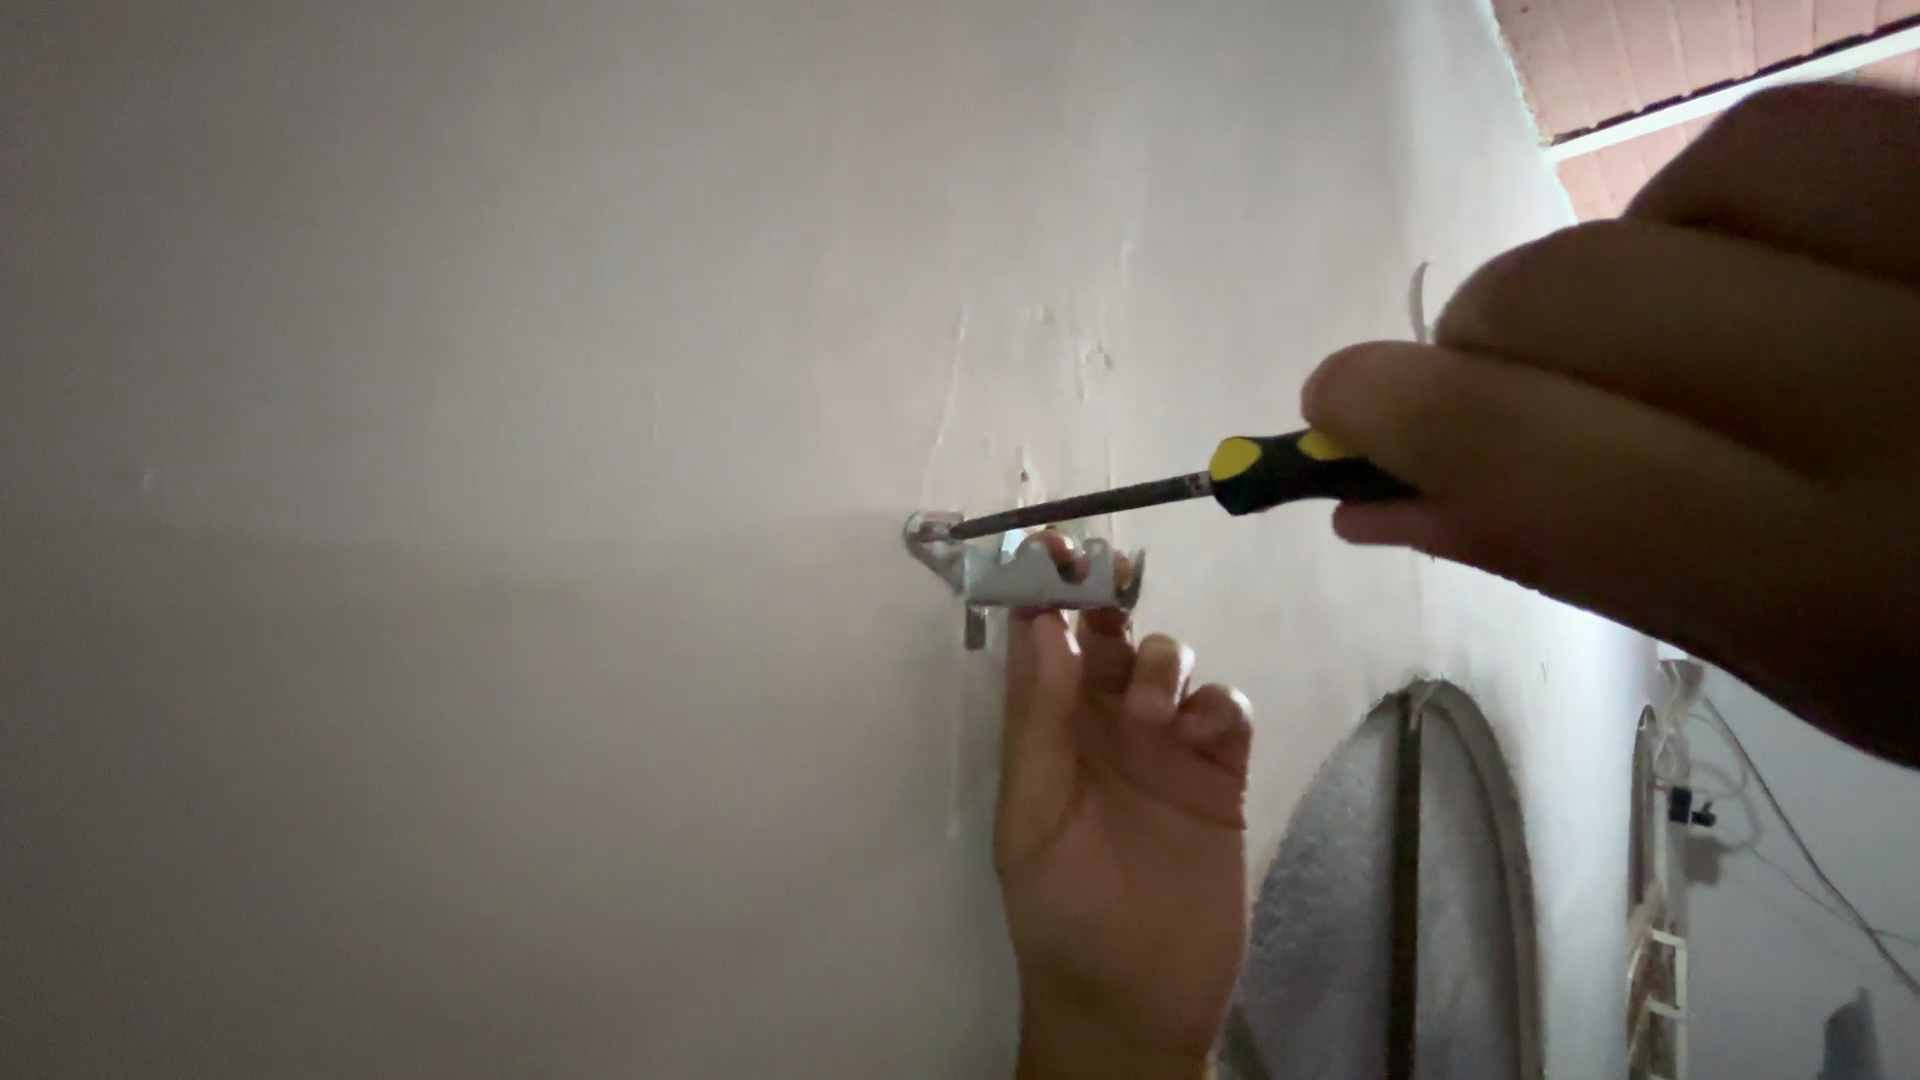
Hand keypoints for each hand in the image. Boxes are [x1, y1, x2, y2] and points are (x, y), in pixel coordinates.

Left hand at [995, 532, 1252, 1079]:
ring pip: (1169, 660)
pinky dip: (1216, 704)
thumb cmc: (1062, 905)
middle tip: (1112, 577)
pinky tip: (1202, 735)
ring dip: (1161, 663)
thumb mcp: (1033, 813)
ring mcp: (1164, 745)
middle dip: (1110, 597)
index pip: (1046, 640)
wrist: (1134, 998)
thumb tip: (1038, 624)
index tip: (1052, 546)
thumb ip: (1038, 718)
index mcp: (1050, 727)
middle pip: (1110, 633)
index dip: (1046, 589)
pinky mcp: (1219, 774)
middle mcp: (1104, 722)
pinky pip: (1225, 709)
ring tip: (1152, 714)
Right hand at [1302, 83, 1919, 762]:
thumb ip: (1557, 555)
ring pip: (1728, 166)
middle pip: (1581, 289)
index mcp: (1836, 575)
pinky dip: (1751, 191)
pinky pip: (1848, 122)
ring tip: (1666, 312)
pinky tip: (1773, 262)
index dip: (1395, 408)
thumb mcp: (1766, 650)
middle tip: (1501, 377)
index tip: (1333, 401)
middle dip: (1492, 332)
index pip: (1530, 446)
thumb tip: (1370, 503)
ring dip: (1634, 244)